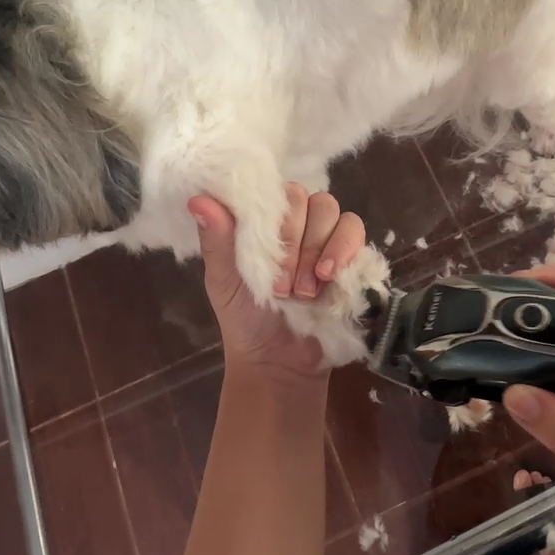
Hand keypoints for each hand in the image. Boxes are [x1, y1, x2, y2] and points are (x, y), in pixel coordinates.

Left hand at [189, 184, 366, 381]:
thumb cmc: (245, 317)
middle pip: (313, 202)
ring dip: (320, 251)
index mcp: (270, 221)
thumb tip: (198, 200)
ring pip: (336, 216)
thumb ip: (216, 240)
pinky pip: (356, 233)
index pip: (281, 193)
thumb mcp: (223, 280)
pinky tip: (329, 278)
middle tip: (283, 287)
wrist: (277, 362)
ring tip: (305, 291)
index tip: (266, 255)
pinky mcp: (354, 257)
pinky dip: (344, 252)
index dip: (279, 220)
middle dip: (299, 244)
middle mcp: (303, 222)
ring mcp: (330, 239)